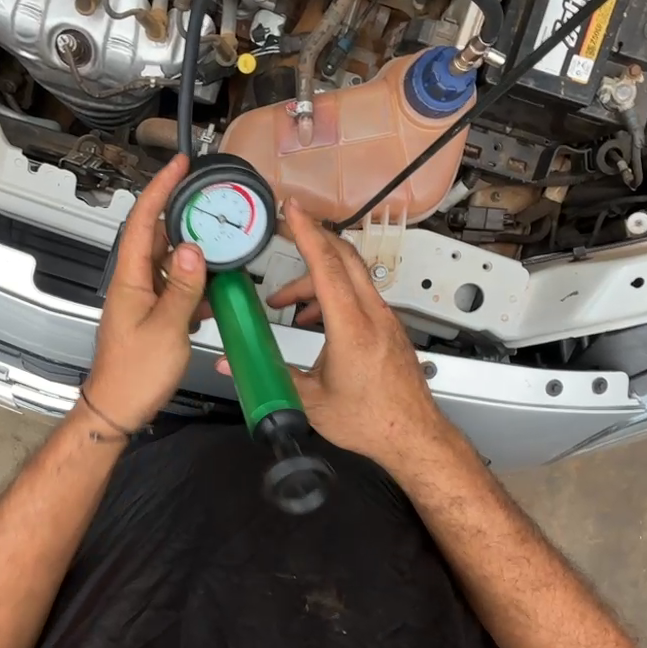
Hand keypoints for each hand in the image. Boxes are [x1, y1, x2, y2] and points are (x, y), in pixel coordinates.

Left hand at [79, 155, 208, 433]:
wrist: (118, 406)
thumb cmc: (134, 374)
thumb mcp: (167, 328)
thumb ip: (184, 287)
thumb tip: (196, 250)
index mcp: (131, 279)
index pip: (143, 221)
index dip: (160, 189)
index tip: (178, 165)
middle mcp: (134, 283)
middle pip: (158, 237)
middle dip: (183, 216)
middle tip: (210, 203)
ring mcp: (143, 299)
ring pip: (171, 263)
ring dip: (194, 254)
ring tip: (221, 246)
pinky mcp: (152, 315)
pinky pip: (176, 288)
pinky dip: (196, 284)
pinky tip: (214, 292)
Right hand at [236, 201, 465, 474]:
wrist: (413, 437)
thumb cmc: (371, 422)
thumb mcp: (310, 400)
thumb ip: (268, 375)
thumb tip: (233, 366)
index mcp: (351, 328)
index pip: (327, 267)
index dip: (306, 234)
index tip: (291, 211)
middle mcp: (372, 315)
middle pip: (344, 257)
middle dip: (312, 240)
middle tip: (286, 229)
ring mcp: (384, 319)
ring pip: (350, 277)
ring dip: (316, 279)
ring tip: (286, 303)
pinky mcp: (388, 328)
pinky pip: (359, 296)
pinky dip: (333, 295)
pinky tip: (315, 321)